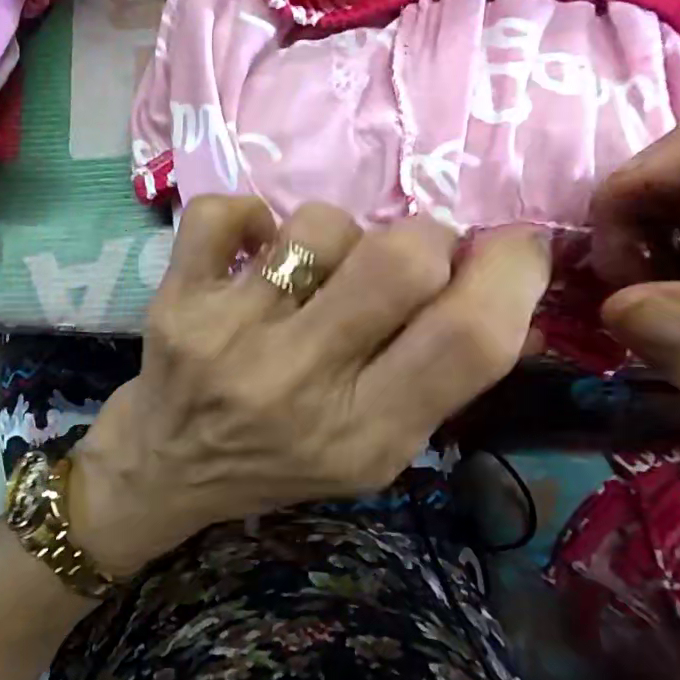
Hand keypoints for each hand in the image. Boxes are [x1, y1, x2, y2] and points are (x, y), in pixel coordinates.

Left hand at [67, 197, 552, 577]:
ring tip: (317, 270)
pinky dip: (250, 214)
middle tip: (409, 256)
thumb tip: (509, 286)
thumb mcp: (371, 448)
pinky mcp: (176, 302)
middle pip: (400, 262)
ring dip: (337, 234)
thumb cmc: (277, 460)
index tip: (513, 248)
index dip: (511, 274)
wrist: (165, 467)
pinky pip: (224, 212)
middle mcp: (298, 383)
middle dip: (426, 238)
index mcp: (365, 435)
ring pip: (318, 227)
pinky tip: (255, 249)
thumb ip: (437, 378)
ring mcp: (228, 337)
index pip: (468, 339)